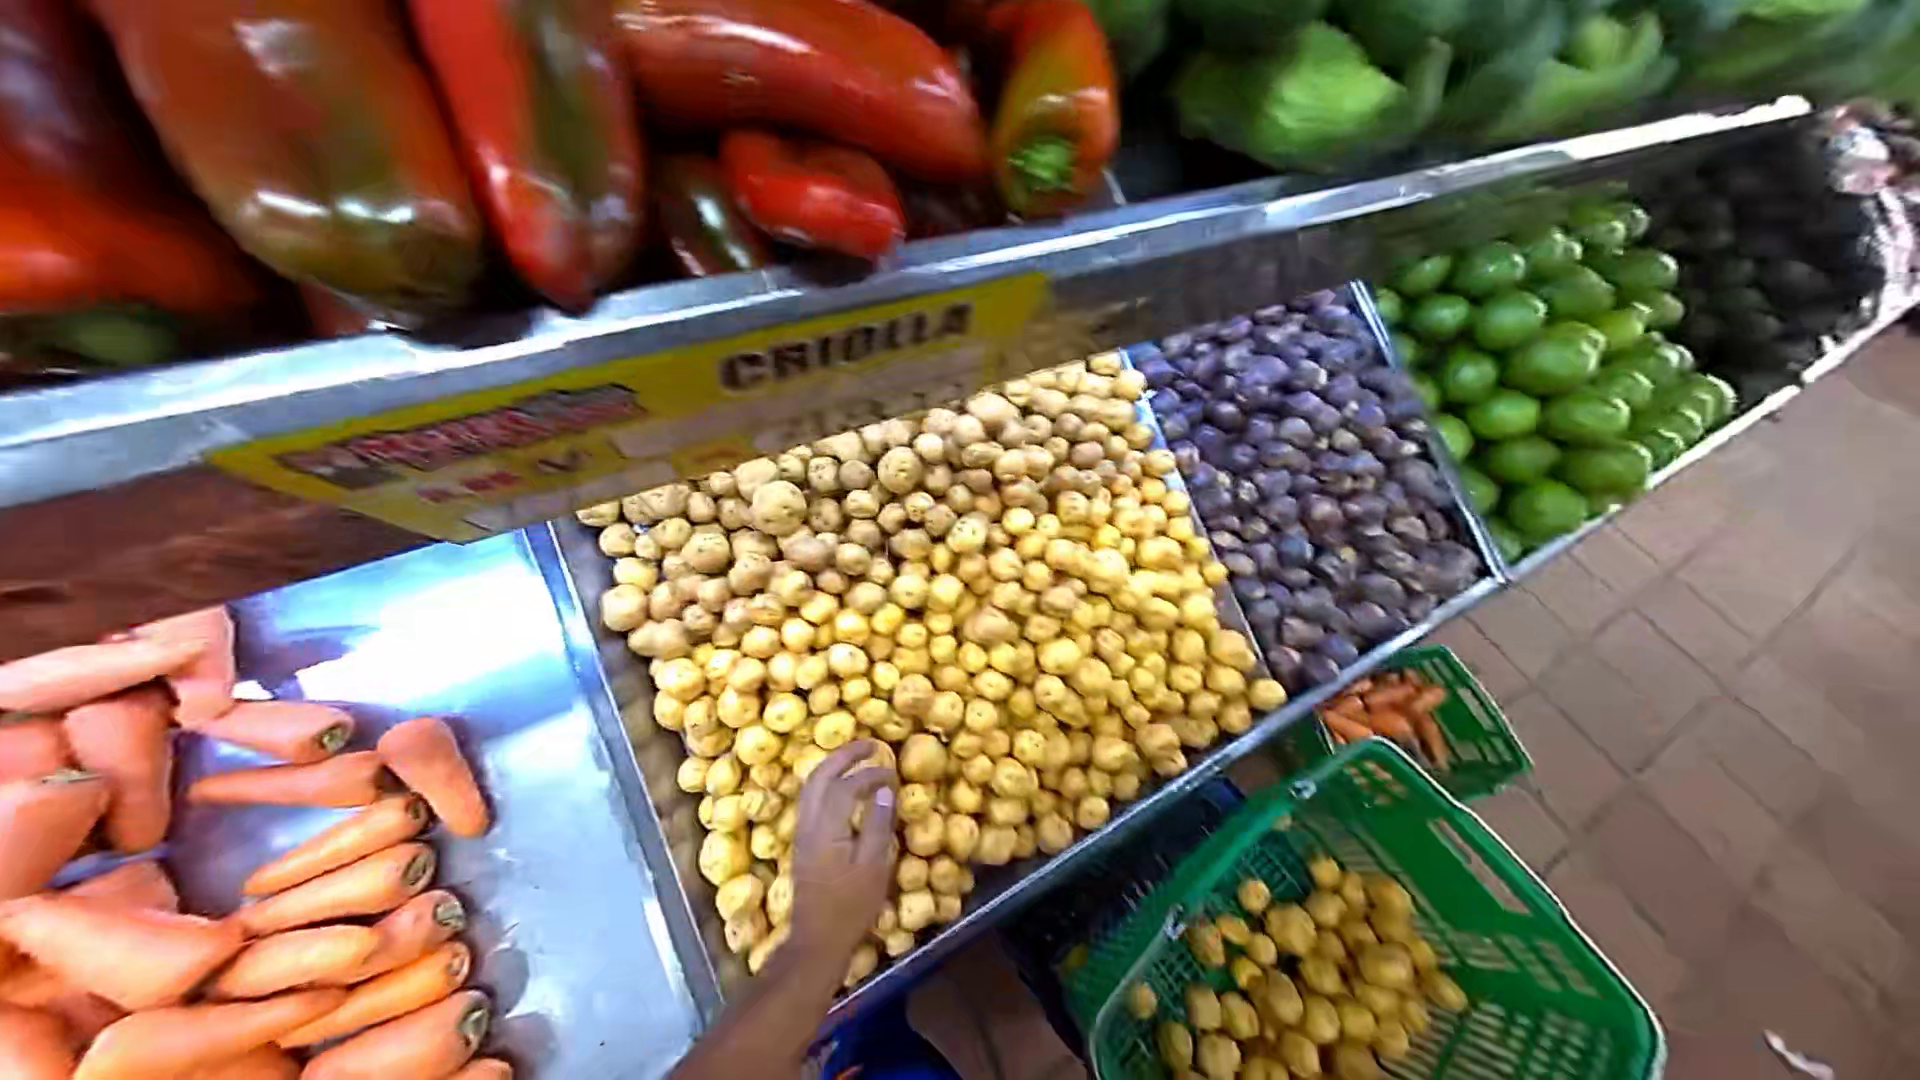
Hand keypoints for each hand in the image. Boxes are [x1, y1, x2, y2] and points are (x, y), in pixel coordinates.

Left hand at [789, 740, 897, 963]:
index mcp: (826, 828)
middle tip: (870, 744)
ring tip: (856, 757)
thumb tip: (884, 789)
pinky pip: (811, 796)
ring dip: (833, 765)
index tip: (892, 775)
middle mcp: (809, 823)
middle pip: (821, 775)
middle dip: (845, 755)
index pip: (847, 786)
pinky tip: (842, 784)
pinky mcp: (803, 839)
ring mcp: (802, 830)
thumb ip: (878, 825)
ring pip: (812, 784)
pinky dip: (827, 780)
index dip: (871, 775)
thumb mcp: (874, 867)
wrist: (816, 939)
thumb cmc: (850, 906)